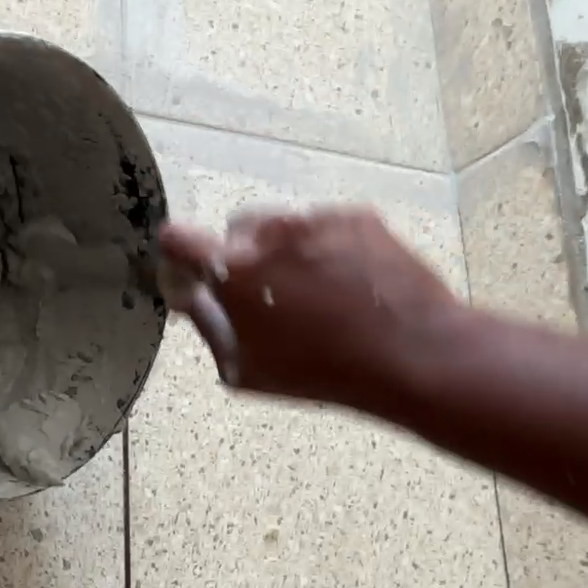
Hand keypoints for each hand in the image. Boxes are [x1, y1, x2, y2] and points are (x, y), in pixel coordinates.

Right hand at [159, 208, 461, 408]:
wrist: (411, 353)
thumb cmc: (316, 371)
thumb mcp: (243, 367)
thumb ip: (207, 326)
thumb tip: (190, 298)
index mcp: (233, 270)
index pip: (179, 238)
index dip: (176, 250)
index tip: (185, 264)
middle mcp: (271, 232)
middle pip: (235, 229)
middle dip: (239, 255)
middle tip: (261, 294)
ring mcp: (317, 219)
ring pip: (281, 226)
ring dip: (282, 251)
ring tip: (310, 293)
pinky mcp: (358, 216)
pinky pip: (322, 226)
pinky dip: (322, 249)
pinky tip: (343, 285)